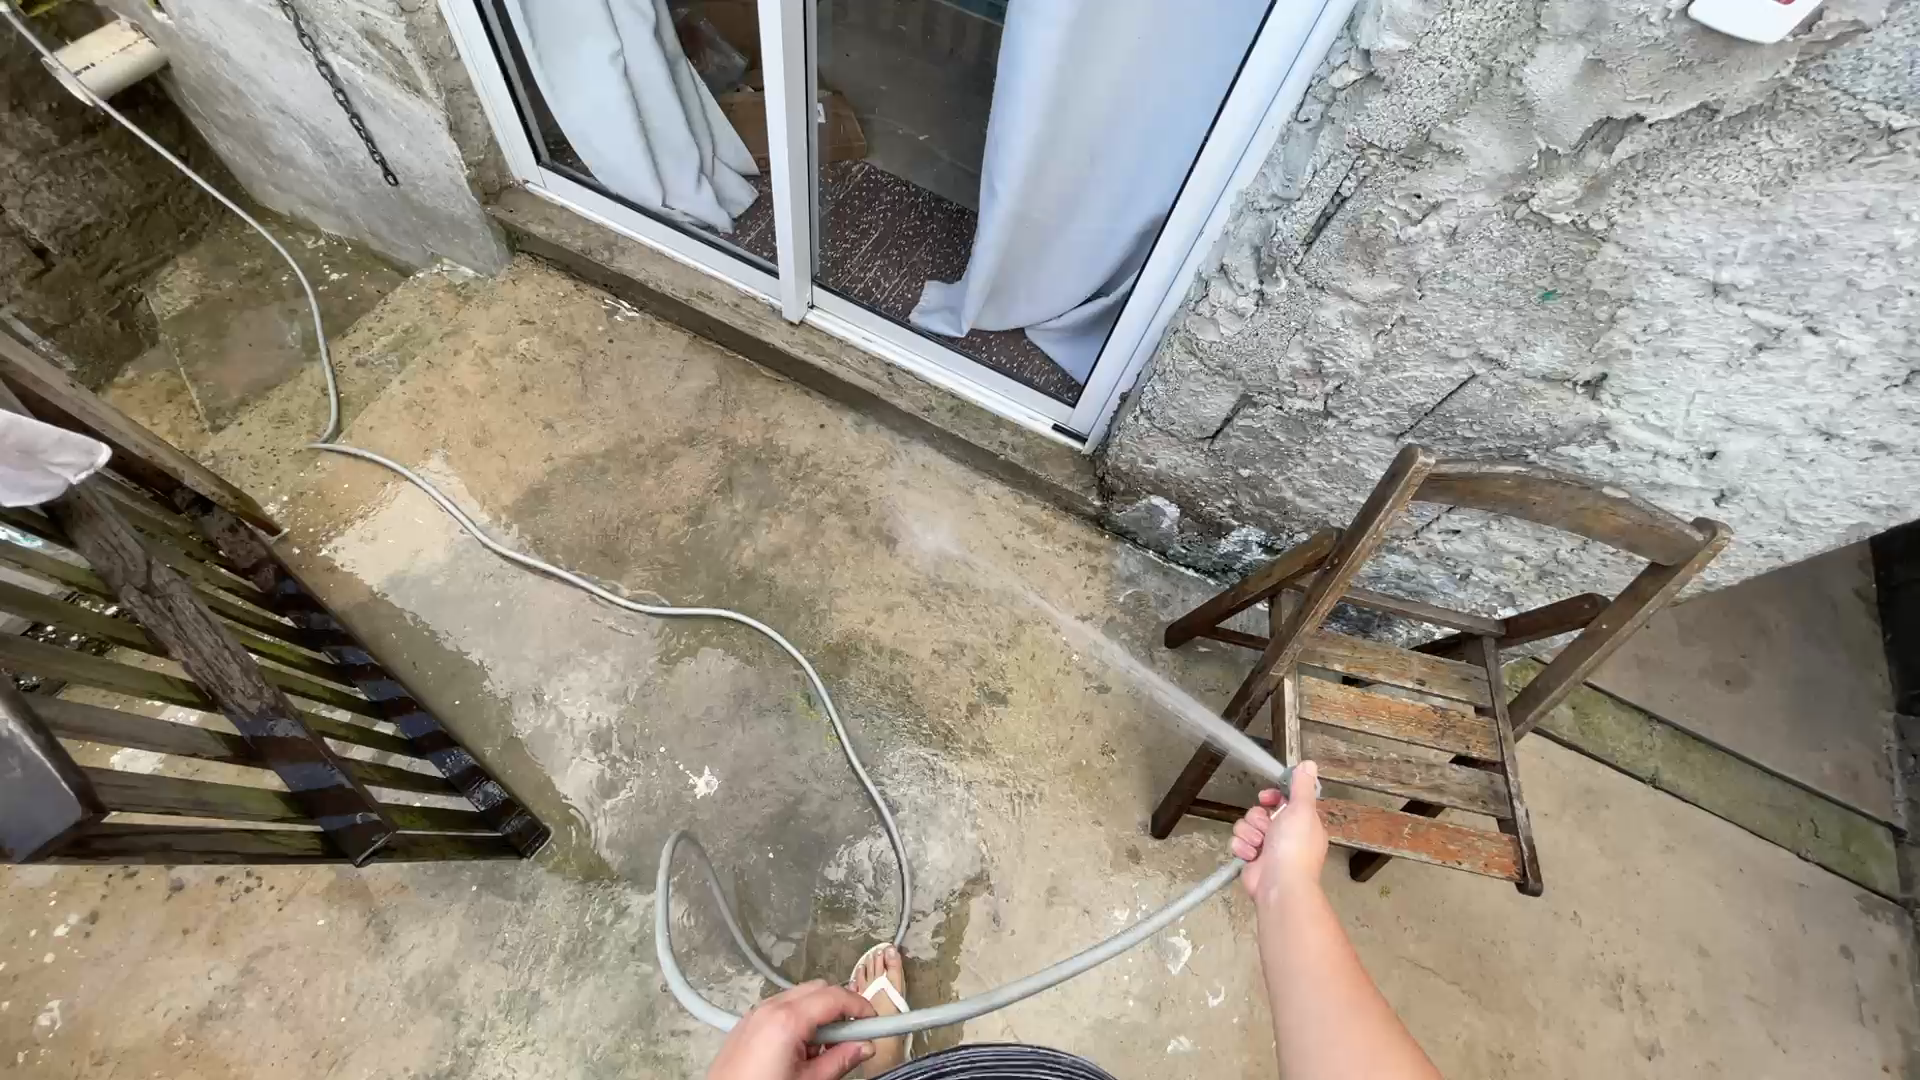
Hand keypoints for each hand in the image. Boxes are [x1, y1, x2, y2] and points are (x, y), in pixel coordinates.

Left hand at [707, 979, 876, 1079]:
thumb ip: (840, 1061)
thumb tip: (864, 1047)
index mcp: (788, 1020)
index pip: (835, 997)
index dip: (859, 1006)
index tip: (873, 1021)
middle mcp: (771, 1007)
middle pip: (818, 989)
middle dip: (838, 1008)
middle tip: (851, 1036)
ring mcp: (755, 1013)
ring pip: (800, 997)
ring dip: (818, 1014)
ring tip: (821, 1052)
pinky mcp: (746, 1024)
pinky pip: (780, 1007)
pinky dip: (797, 1018)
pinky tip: (798, 1050)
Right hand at [1231, 760, 1327, 905]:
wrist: (1280, 884)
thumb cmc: (1294, 847)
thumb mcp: (1302, 810)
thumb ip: (1301, 787)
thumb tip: (1309, 764)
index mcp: (1301, 823)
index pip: (1282, 800)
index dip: (1272, 797)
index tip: (1266, 798)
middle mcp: (1285, 835)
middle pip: (1259, 811)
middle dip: (1257, 817)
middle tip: (1265, 827)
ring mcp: (1267, 848)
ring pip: (1246, 825)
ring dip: (1249, 833)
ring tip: (1258, 845)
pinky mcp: (1251, 859)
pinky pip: (1238, 842)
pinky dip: (1242, 847)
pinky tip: (1251, 855)